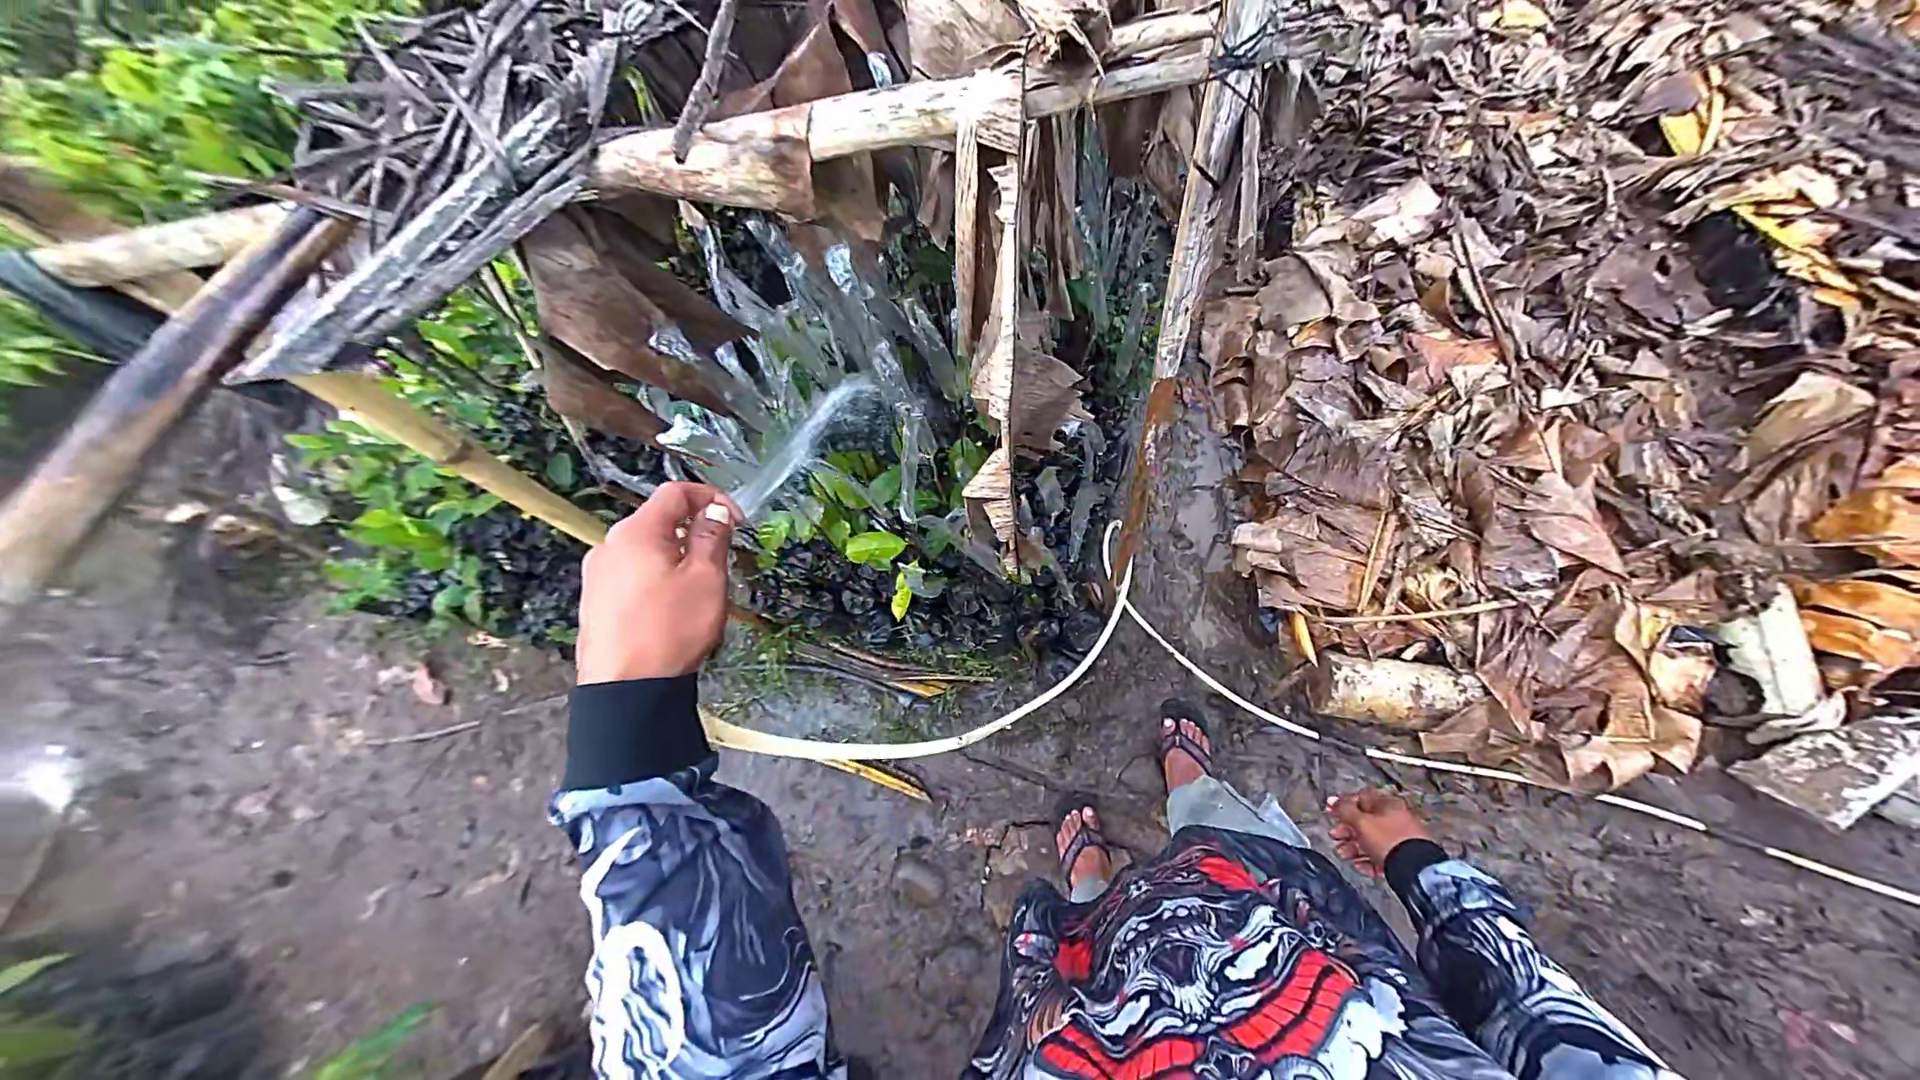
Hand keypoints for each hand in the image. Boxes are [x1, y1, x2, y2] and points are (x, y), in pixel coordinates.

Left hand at [576, 482, 739, 683]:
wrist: (625, 689)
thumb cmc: (671, 629)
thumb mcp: (706, 579)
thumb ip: (711, 537)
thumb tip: (715, 510)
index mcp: (637, 532)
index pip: (675, 492)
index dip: (711, 498)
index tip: (736, 521)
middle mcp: (609, 545)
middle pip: (658, 520)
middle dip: (695, 529)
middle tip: (722, 556)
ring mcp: (597, 574)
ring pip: (646, 548)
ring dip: (677, 554)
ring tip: (699, 586)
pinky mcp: (594, 600)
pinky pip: (632, 573)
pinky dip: (657, 575)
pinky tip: (671, 605)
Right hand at [1326, 790, 1432, 877]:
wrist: (1416, 870)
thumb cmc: (1386, 839)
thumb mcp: (1360, 821)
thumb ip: (1344, 810)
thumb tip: (1331, 800)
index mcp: (1388, 804)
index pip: (1360, 799)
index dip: (1342, 805)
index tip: (1330, 812)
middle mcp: (1396, 819)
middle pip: (1364, 822)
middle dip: (1346, 830)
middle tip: (1334, 836)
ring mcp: (1401, 840)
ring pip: (1371, 840)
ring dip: (1353, 847)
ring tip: (1343, 854)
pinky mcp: (1404, 858)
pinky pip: (1381, 856)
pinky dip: (1368, 860)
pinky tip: (1359, 865)